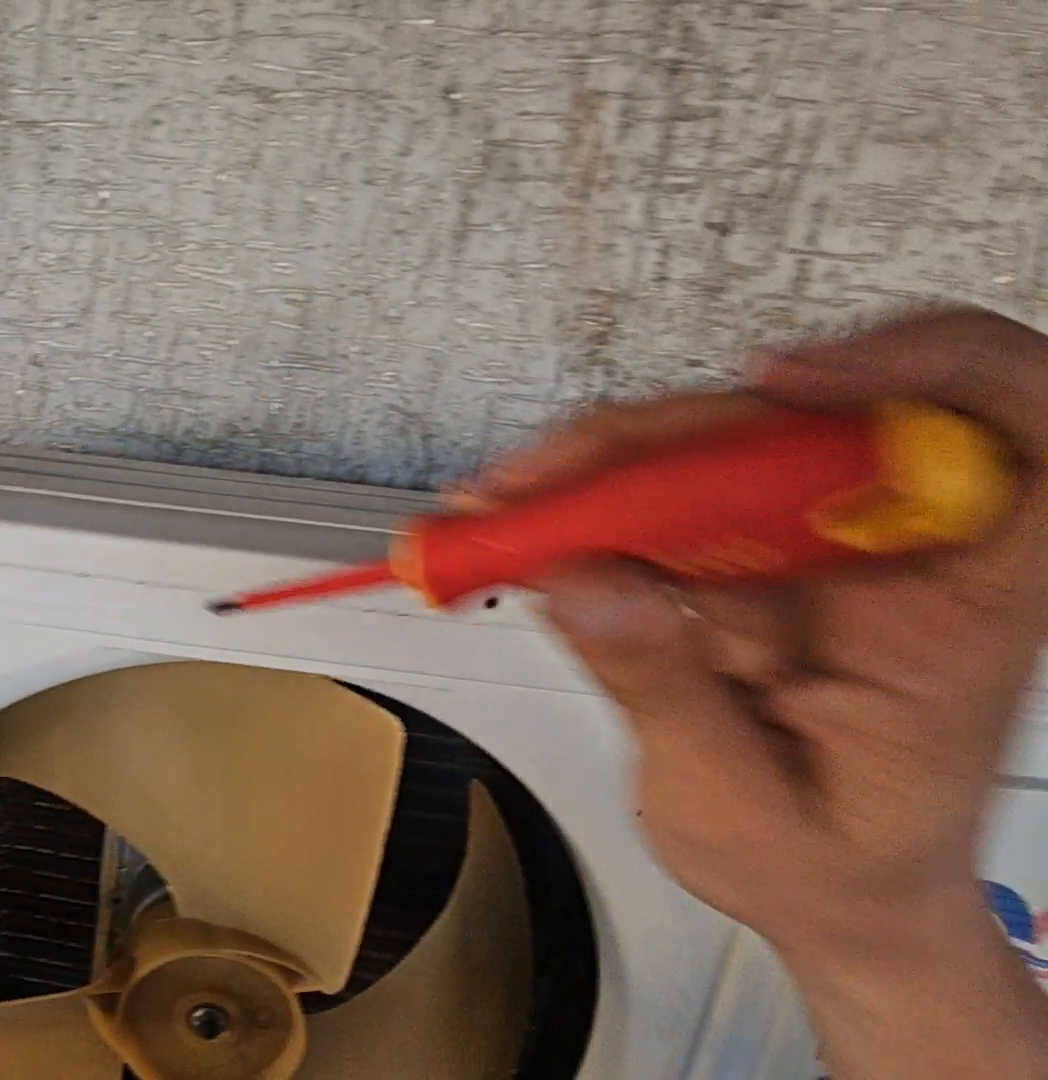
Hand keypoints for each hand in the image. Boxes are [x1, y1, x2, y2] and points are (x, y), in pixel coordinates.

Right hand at [464, 309, 1047, 1076]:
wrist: (820, 892)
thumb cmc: (826, 862)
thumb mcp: (741, 802)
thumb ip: (666, 691)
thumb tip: (583, 581)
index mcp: (955, 604)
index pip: (1003, 430)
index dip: (909, 368)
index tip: (778, 381)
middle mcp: (873, 551)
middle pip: (775, 429)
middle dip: (636, 442)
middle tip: (520, 488)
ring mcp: (786, 549)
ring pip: (687, 455)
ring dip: (577, 475)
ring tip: (485, 517)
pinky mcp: (714, 559)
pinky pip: (637, 505)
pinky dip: (560, 513)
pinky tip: (502, 537)